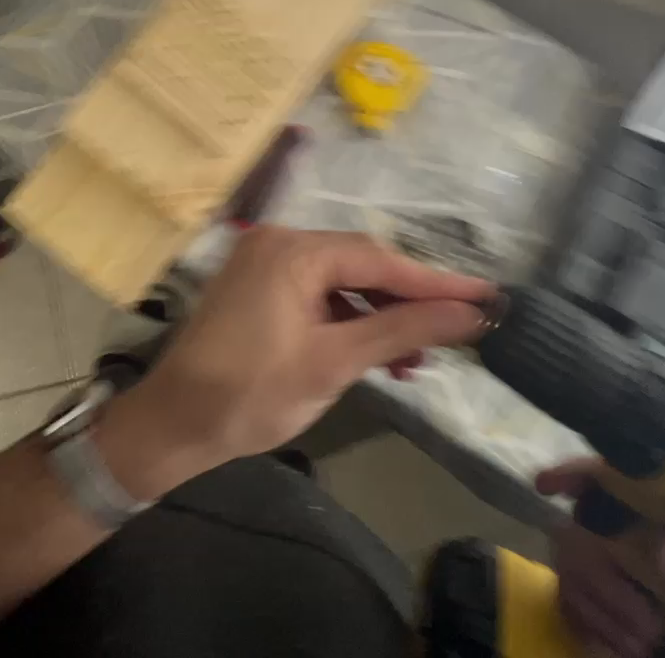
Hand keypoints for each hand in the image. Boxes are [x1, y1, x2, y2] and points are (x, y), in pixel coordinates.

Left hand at [97, 227, 492, 500]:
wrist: (175, 422)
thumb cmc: (252, 394)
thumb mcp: (334, 363)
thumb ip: (402, 330)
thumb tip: (470, 313)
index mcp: (291, 251)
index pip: (380, 259)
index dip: (437, 281)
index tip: (490, 296)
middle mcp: (276, 242)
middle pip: (360, 263)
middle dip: (407, 299)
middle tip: (458, 328)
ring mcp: (261, 262)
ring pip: (338, 280)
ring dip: (378, 313)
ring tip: (416, 355)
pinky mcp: (255, 286)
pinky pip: (314, 292)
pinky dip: (346, 318)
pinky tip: (374, 349)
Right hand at [536, 460, 664, 657]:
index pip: (628, 478)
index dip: (585, 473)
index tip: (549, 486)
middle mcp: (646, 540)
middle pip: (583, 518)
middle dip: (599, 570)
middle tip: (644, 624)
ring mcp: (617, 571)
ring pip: (566, 558)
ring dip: (597, 607)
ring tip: (640, 646)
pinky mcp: (596, 605)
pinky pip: (563, 598)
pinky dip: (586, 626)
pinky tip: (616, 649)